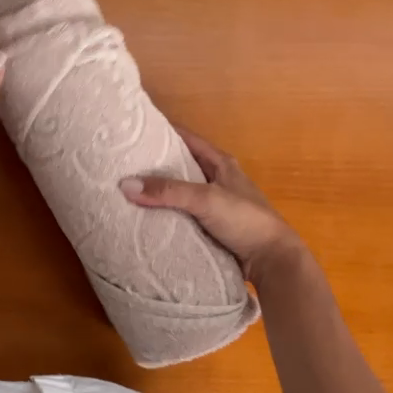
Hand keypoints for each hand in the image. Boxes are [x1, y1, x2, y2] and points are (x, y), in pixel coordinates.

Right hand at [121, 126, 302, 284]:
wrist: (270, 260)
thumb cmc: (245, 220)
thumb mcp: (205, 199)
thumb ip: (168, 191)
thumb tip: (125, 185)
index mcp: (221, 164)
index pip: (187, 138)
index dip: (162, 133)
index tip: (133, 133)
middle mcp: (216, 180)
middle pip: (179, 167)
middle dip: (153, 165)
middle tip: (121, 166)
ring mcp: (212, 206)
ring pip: (178, 194)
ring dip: (157, 194)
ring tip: (125, 193)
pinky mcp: (208, 228)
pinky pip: (180, 217)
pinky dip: (163, 216)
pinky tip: (143, 221)